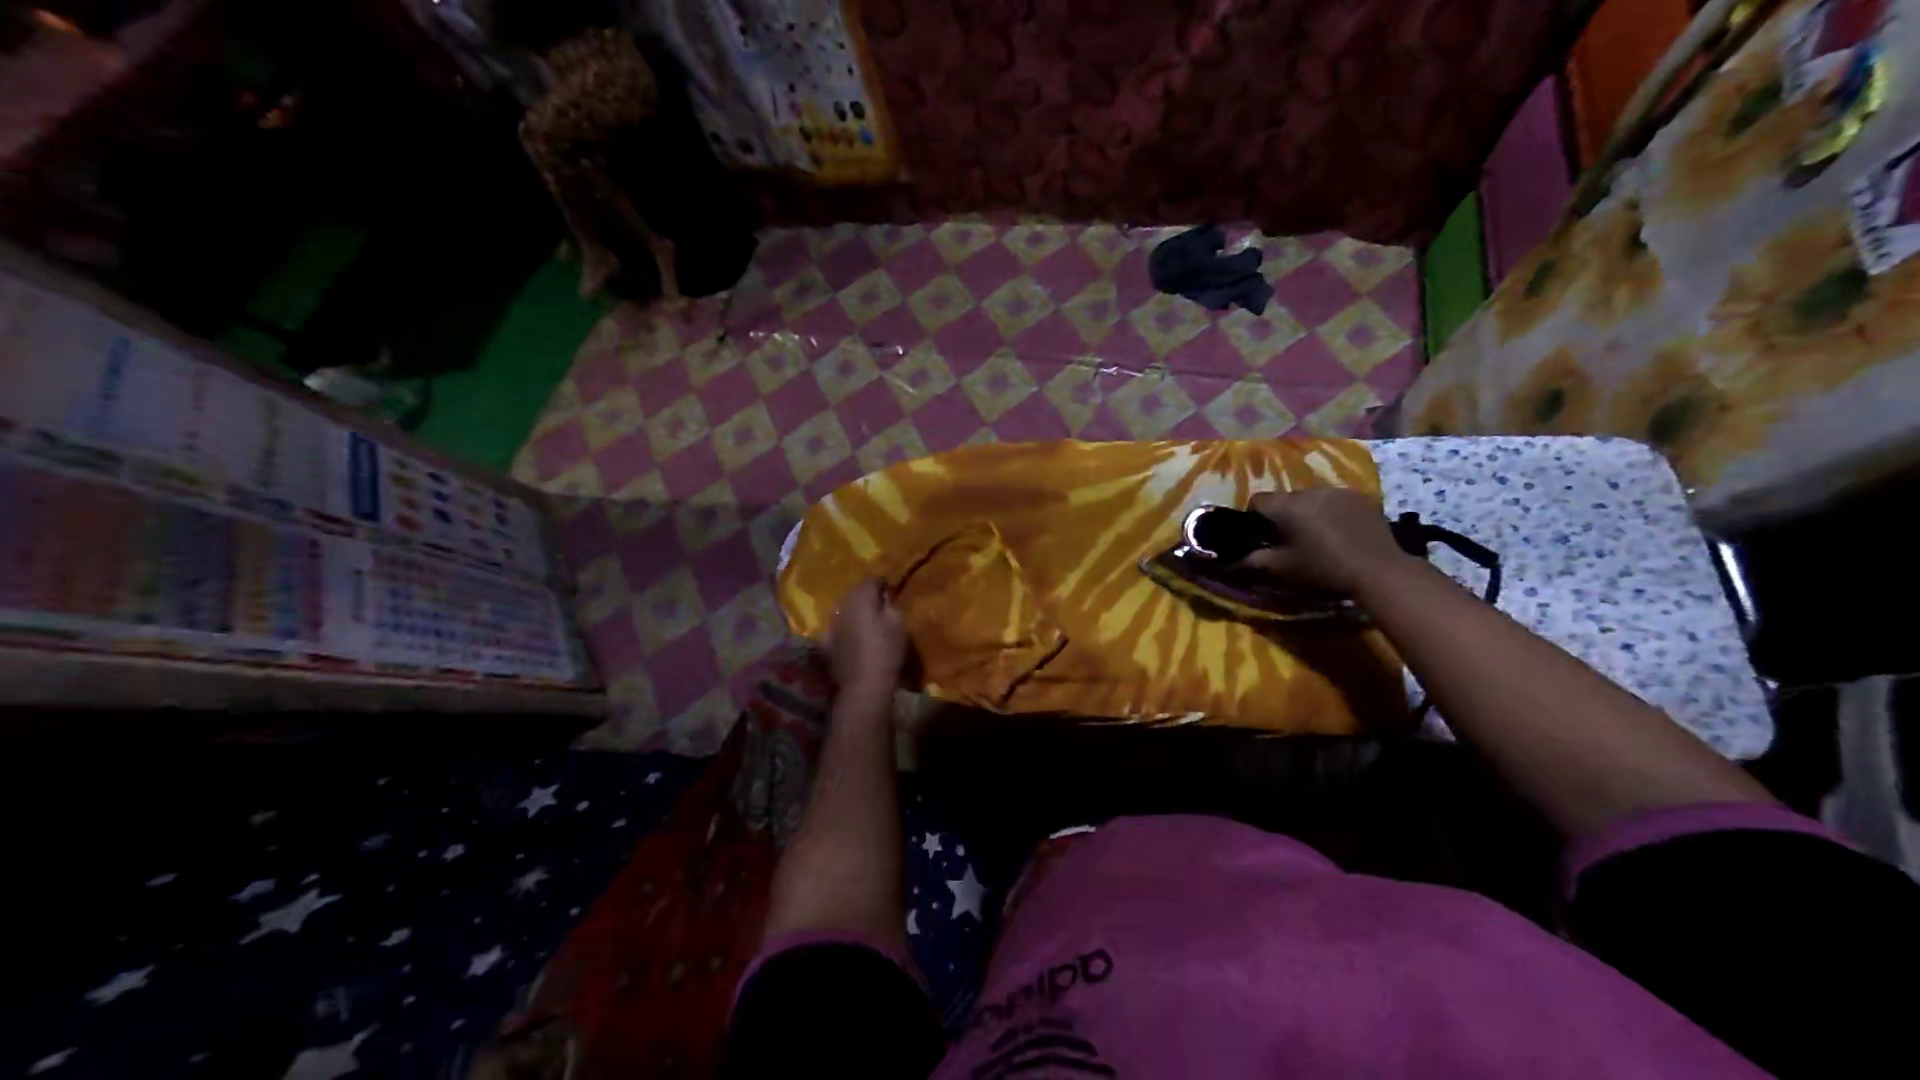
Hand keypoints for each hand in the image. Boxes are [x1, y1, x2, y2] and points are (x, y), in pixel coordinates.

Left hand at [825, 579, 908, 703]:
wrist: (863, 685)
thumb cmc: (886, 651)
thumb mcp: (899, 624)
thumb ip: (891, 605)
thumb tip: (884, 598)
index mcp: (860, 598)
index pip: (871, 580)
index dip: (882, 583)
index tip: (891, 589)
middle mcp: (842, 606)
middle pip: (854, 592)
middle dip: (866, 594)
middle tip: (880, 602)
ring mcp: (832, 624)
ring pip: (845, 608)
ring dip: (855, 609)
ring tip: (868, 618)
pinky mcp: (827, 641)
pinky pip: (839, 625)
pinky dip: (847, 625)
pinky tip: (855, 634)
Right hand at [1242, 488, 1416, 594]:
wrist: (1378, 570)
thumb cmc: (1324, 568)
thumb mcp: (1284, 568)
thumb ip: (1255, 560)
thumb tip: (1233, 560)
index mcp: (1287, 506)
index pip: (1258, 500)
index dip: (1254, 517)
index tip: (1262, 535)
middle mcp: (1310, 491)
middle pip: (1286, 498)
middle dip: (1284, 514)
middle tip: (1291, 538)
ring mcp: (1338, 491)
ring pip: (1311, 497)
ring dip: (1309, 511)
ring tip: (1319, 535)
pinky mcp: (1360, 496)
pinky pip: (1335, 499)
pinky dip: (1331, 511)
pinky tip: (1341, 531)